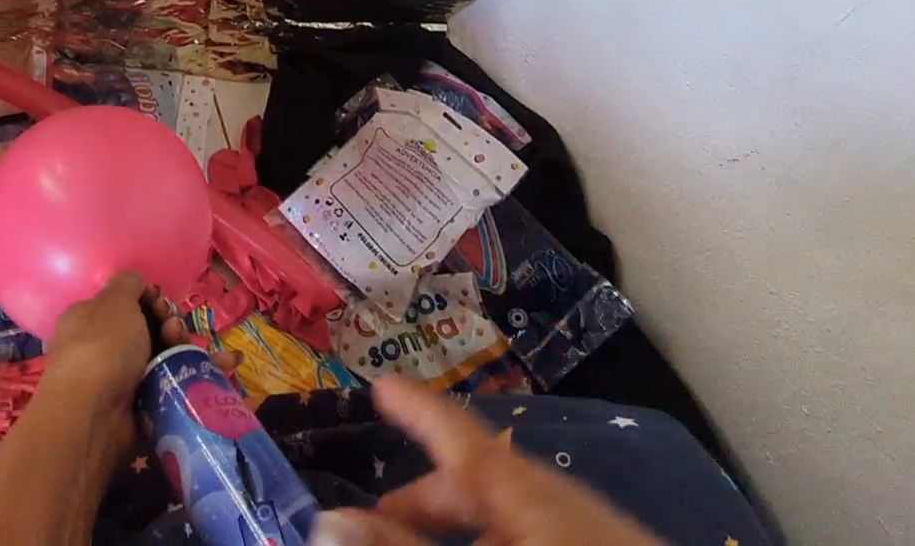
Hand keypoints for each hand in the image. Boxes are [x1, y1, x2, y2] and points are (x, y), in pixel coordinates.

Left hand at [42, 271, 239, 418]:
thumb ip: (128, 283)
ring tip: (191, 350)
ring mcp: (124, 380)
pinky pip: (178, 384)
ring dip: (187, 348)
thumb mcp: (114, 301)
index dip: (149, 299)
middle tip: (174, 328)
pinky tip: (226, 366)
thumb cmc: (102, 347)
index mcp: (90, 321)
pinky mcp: (145, 407)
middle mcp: (105, 349)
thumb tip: (137, 282)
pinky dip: (203, 375)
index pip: (126, 304)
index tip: (160, 300)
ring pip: (167, 357)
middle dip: (171, 324)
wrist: (94, 416)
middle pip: (150, 330)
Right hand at [310, 377, 665, 545]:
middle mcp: (559, 506)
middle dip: (425, 498)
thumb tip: (327, 522)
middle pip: (479, 483)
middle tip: (376, 515)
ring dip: (458, 530)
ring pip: (508, 522)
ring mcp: (588, 534)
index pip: (459, 435)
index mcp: (530, 495)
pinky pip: (537, 539)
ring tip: (421, 542)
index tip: (382, 385)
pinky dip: (497, 542)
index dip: (418, 411)